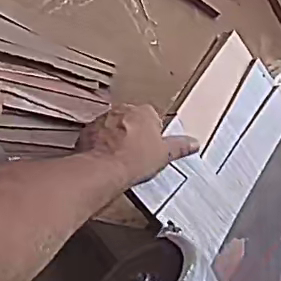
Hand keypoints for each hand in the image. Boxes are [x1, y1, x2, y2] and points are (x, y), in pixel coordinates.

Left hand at [77, 103, 197, 184]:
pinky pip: (96, 136)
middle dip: (133, 134)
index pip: (152, 117)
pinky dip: (100, 145)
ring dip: (115, 138)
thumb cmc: (134, 160)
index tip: (152, 147)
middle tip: (137, 153)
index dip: (153, 134)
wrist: (104, 169)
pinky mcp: (87, 131)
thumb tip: (193, 143)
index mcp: (143, 112)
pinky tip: (105, 159)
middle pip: (131, 120)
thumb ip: (180, 146)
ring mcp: (102, 120)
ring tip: (120, 158)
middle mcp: (122, 110)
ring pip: (112, 127)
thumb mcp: (164, 155)